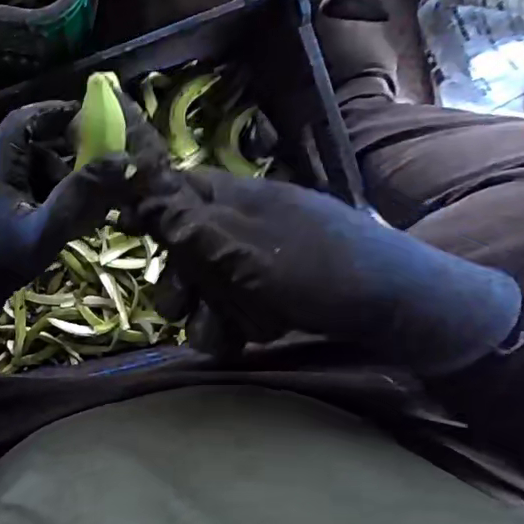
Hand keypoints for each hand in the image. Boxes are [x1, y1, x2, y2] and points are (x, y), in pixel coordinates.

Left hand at [0, 101, 127, 344]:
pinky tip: (59, 211)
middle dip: (62, 153)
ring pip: (27, 164)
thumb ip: (82, 194)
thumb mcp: (49, 228)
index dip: (53, 112)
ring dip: (55, 175)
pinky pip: (19, 181)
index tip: (84, 116)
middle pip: (29, 144)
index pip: (22, 120)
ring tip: (79, 199)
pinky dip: (42, 189)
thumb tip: (123, 161)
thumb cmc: (6, 260)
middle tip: (92, 164)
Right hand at [126, 130, 521, 375]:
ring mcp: (269, 253)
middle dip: (182, 280)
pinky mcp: (285, 285)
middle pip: (192, 242)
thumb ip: (189, 224)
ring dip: (208, 309)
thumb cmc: (317, 269)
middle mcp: (251, 219)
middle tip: (177, 308)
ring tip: (218, 337)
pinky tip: (247, 339)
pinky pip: (243, 299)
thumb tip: (138, 189)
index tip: (125, 229)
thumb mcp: (243, 249)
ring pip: (215, 279)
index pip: (181, 185)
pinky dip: (238, 321)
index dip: (150, 204)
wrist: (399, 307)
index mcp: (241, 196)